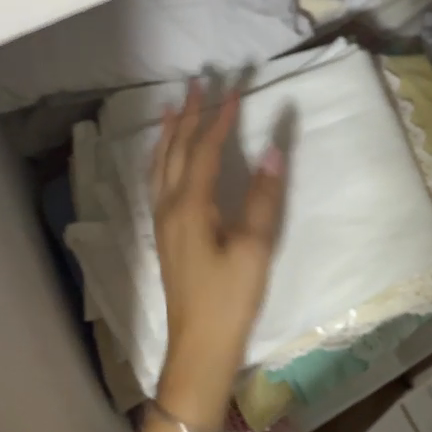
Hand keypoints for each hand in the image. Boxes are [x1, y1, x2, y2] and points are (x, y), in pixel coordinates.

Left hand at [149, 81, 286, 428]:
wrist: (198, 349)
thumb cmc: (230, 298)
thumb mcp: (255, 248)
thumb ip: (263, 197)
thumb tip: (273, 149)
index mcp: (190, 207)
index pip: (204, 150)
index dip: (220, 118)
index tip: (236, 89)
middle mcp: (169, 207)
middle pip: (176, 150)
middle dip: (188, 114)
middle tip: (198, 82)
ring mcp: (163, 222)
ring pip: (161, 165)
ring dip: (169, 132)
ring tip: (173, 106)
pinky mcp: (164, 235)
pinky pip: (158, 181)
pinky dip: (162, 157)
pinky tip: (166, 158)